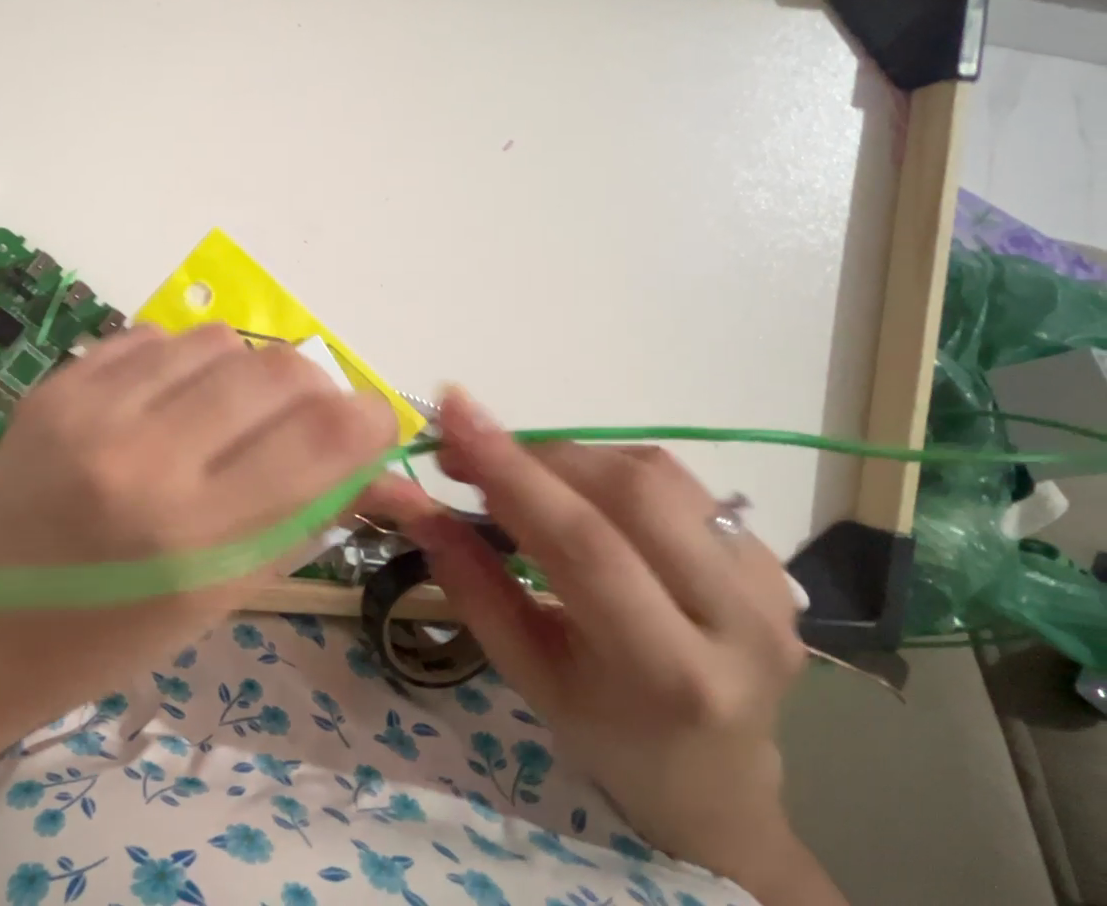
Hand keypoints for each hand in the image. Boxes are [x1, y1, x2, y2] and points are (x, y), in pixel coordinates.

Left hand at [0, 323, 398, 745]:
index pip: (327, 435)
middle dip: (314, 389)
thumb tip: (371, 457)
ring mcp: (90, 413)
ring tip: (225, 413)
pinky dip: (179, 363)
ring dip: (244, 370)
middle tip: (302, 420)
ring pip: (216, 339)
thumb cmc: (109, 640)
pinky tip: (166, 403)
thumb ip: (302, 518)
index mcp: (199, 538)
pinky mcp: (52, 387)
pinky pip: (150, 337)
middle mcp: (147, 460)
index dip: (370, 418)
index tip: (370, 426)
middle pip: (279, 369)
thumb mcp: (220, 598)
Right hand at [371, 387, 822, 893]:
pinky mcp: (779, 565)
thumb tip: (415, 506)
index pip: (584, 545)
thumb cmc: (602, 733)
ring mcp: (771, 588)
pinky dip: (616, 477)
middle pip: (633, 492)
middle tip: (470, 453)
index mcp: (665, 671)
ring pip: (662, 475)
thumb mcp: (525, 671)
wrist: (713, 780)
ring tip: (523, 478)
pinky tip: (588, 505)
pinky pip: (686, 488)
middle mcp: (738, 622)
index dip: (512, 470)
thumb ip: (472, 584)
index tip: (454, 413)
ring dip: (575, 460)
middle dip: (539, 455)